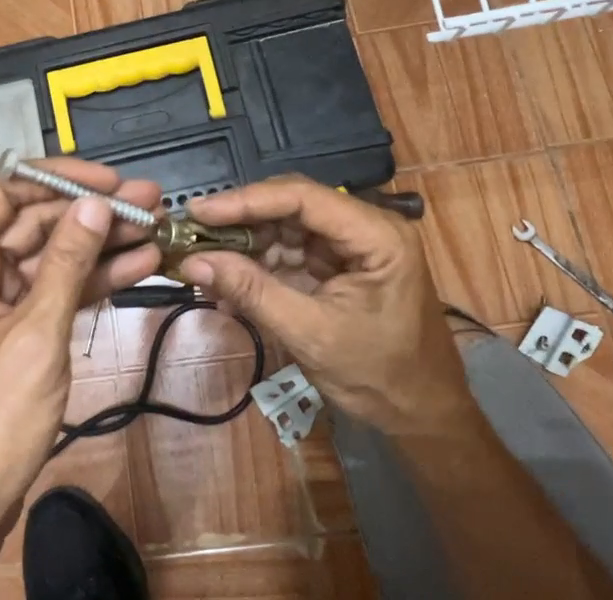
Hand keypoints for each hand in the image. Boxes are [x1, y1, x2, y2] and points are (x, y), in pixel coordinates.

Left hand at [0, 160, 160, 594]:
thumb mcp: (32, 340)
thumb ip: (65, 266)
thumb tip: (94, 206)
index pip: (2, 190)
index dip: (56, 177)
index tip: (108, 179)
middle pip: (32, 221)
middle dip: (90, 210)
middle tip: (148, 201)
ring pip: (51, 256)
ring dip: (101, 243)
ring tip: (154, 227)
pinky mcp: (15, 332)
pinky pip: (55, 291)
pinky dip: (93, 280)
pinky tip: (137, 266)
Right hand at [181, 176, 470, 433]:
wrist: (421, 415)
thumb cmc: (379, 375)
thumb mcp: (311, 334)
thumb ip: (253, 292)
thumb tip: (193, 263)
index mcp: (376, 234)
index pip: (302, 197)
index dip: (247, 200)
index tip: (200, 211)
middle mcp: (364, 228)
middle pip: (291, 206)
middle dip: (241, 221)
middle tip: (191, 232)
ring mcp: (349, 246)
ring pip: (284, 228)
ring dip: (244, 244)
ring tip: (200, 258)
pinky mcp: (335, 266)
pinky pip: (288, 254)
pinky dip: (256, 266)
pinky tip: (224, 278)